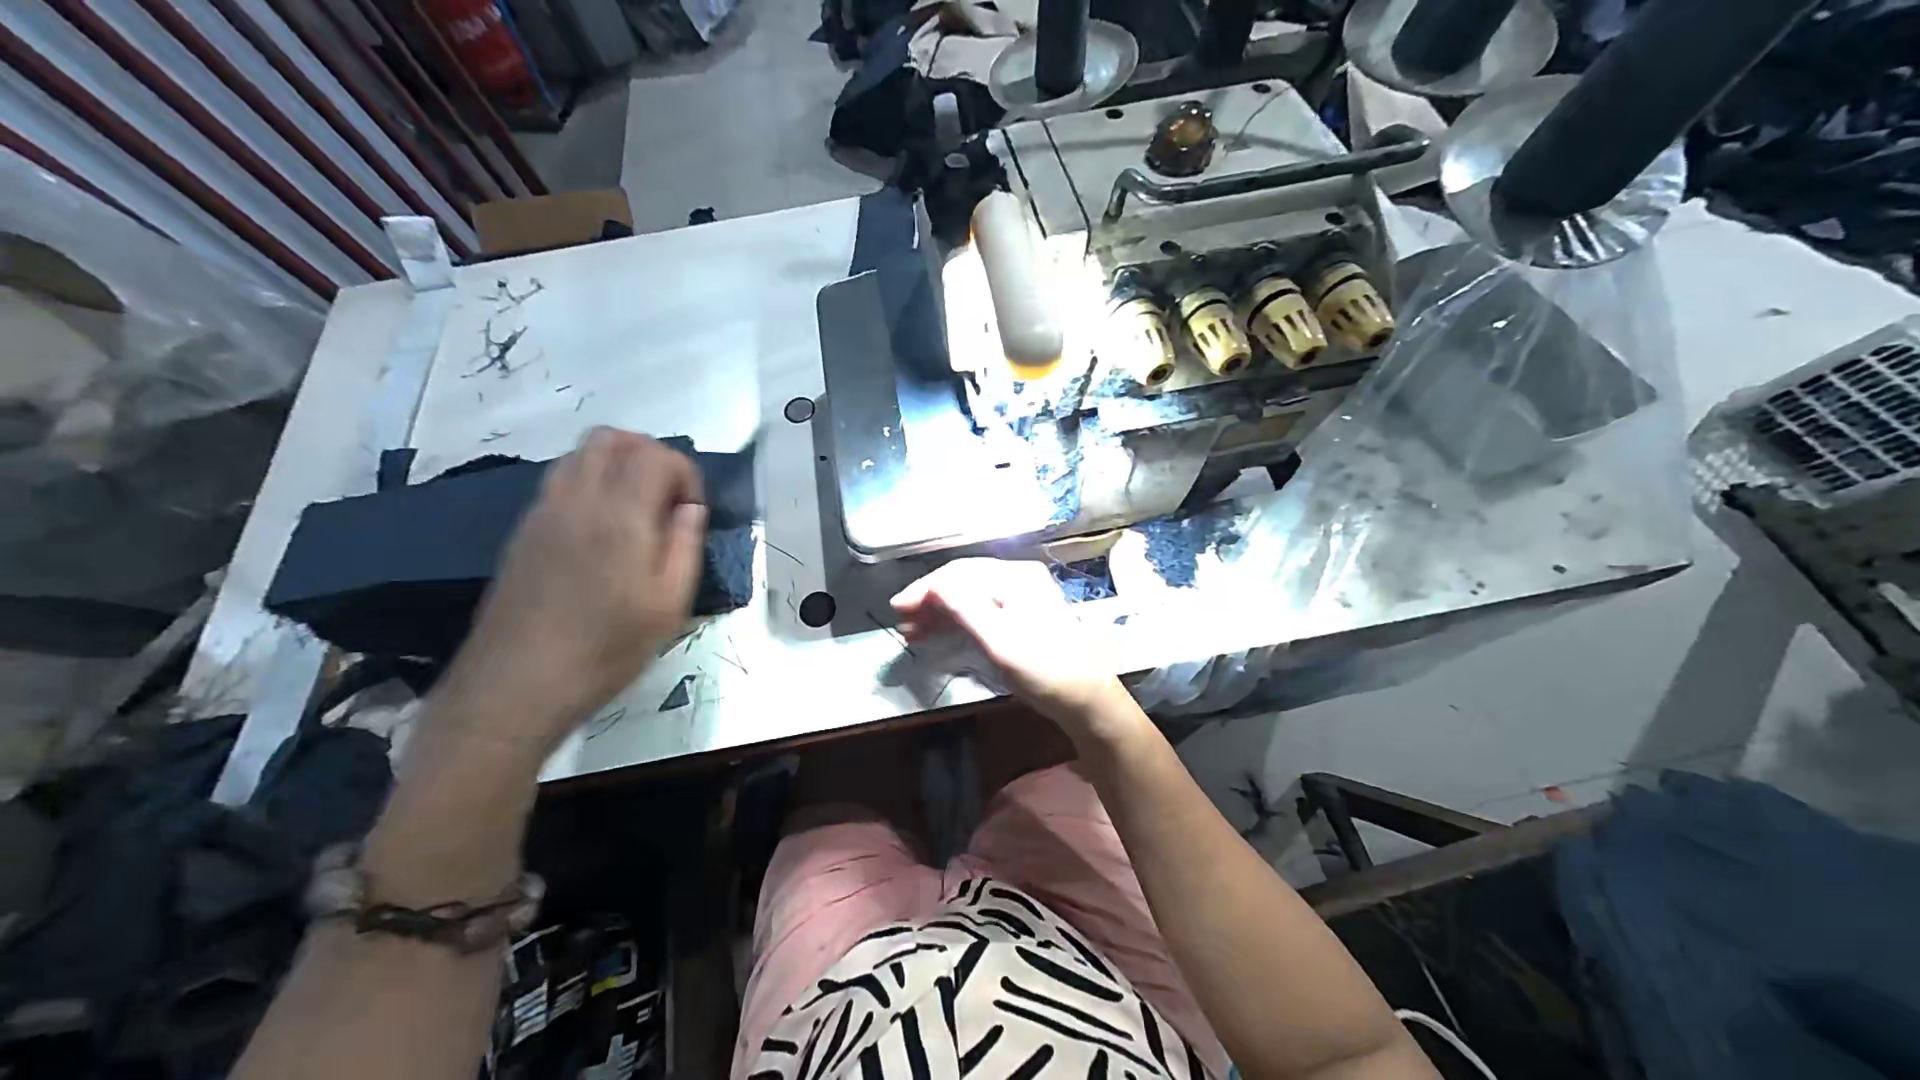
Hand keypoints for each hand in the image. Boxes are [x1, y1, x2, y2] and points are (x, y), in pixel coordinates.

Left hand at [437, 428, 706, 750]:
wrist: (516, 685)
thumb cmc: (606, 649)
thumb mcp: (669, 605)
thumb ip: (685, 545)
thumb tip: (690, 510)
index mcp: (621, 514)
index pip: (657, 455)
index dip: (685, 474)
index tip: (690, 513)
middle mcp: (578, 498)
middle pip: (613, 438)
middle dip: (649, 456)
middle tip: (666, 500)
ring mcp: (543, 511)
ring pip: (580, 453)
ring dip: (617, 465)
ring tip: (636, 511)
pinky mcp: (523, 529)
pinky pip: (560, 480)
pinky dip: (589, 483)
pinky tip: (601, 530)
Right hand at [890, 558, 1142, 746]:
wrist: (1086, 700)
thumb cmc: (1043, 668)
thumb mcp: (999, 639)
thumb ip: (964, 607)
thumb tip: (933, 583)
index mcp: (1016, 576)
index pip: (959, 572)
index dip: (925, 587)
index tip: (898, 606)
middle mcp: (1020, 580)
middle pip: (964, 582)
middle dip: (930, 601)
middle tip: (902, 620)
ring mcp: (1023, 599)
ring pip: (971, 598)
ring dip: (941, 613)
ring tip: (913, 632)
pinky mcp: (1022, 620)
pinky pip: (982, 612)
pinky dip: (959, 622)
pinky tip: (940, 634)